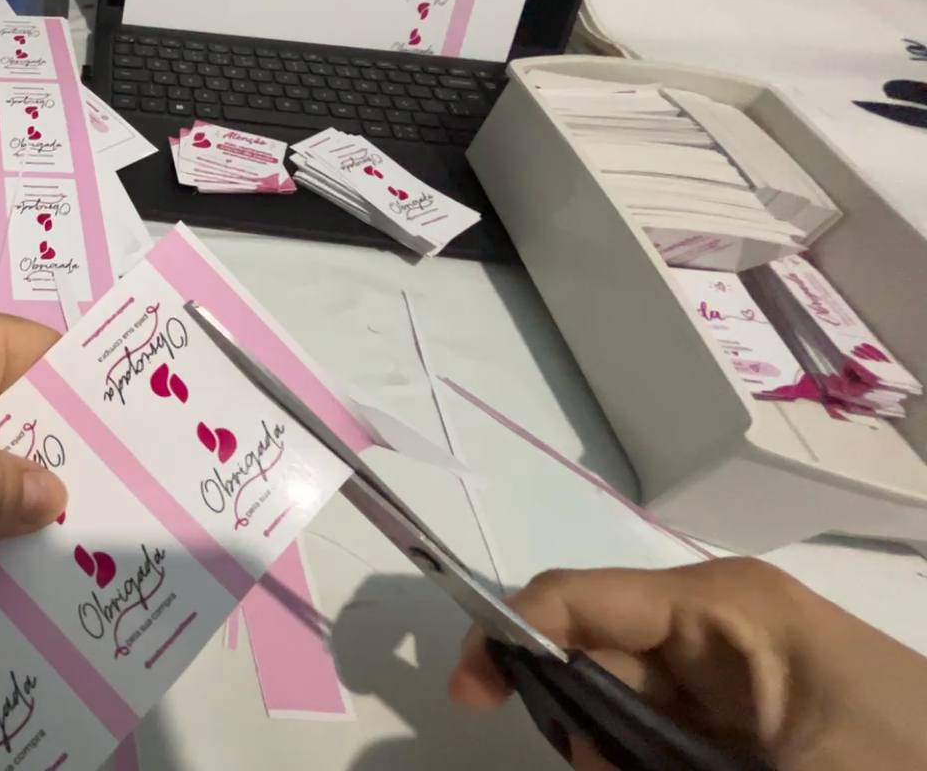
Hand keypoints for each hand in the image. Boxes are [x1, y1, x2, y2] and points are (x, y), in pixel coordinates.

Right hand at [447, 558, 926, 770]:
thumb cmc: (904, 761)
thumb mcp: (766, 762)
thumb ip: (648, 745)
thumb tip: (572, 747)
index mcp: (721, 602)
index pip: (576, 597)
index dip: (509, 634)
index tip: (469, 696)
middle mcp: (716, 617)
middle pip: (596, 649)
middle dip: (574, 709)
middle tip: (591, 766)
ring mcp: (737, 661)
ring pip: (626, 692)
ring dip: (614, 741)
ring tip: (624, 767)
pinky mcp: (752, 704)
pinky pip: (668, 719)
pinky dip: (648, 751)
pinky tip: (658, 766)